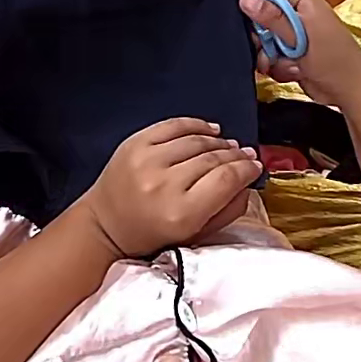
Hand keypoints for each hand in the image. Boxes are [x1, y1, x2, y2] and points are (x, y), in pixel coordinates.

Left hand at [77, 118, 263, 257]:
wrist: (104, 226)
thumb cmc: (152, 236)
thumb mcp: (195, 235)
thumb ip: (227, 211)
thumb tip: (247, 182)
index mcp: (181, 213)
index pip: (226, 179)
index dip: (247, 169)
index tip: (256, 166)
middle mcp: (164, 184)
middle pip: (214, 158)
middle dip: (236, 155)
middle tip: (247, 155)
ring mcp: (147, 159)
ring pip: (197, 141)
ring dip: (219, 141)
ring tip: (229, 146)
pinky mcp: (135, 143)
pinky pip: (174, 125)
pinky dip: (197, 125)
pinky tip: (210, 130)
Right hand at [239, 0, 360, 108]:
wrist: (349, 90)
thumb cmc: (334, 60)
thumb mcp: (299, 36)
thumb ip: (272, 18)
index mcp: (303, 3)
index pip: (267, 2)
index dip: (260, 20)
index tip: (261, 35)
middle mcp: (300, 17)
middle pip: (264, 26)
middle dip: (267, 46)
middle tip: (274, 55)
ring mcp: (298, 38)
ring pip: (268, 47)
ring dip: (274, 60)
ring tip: (291, 65)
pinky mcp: (296, 56)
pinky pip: (275, 60)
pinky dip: (281, 69)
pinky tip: (295, 72)